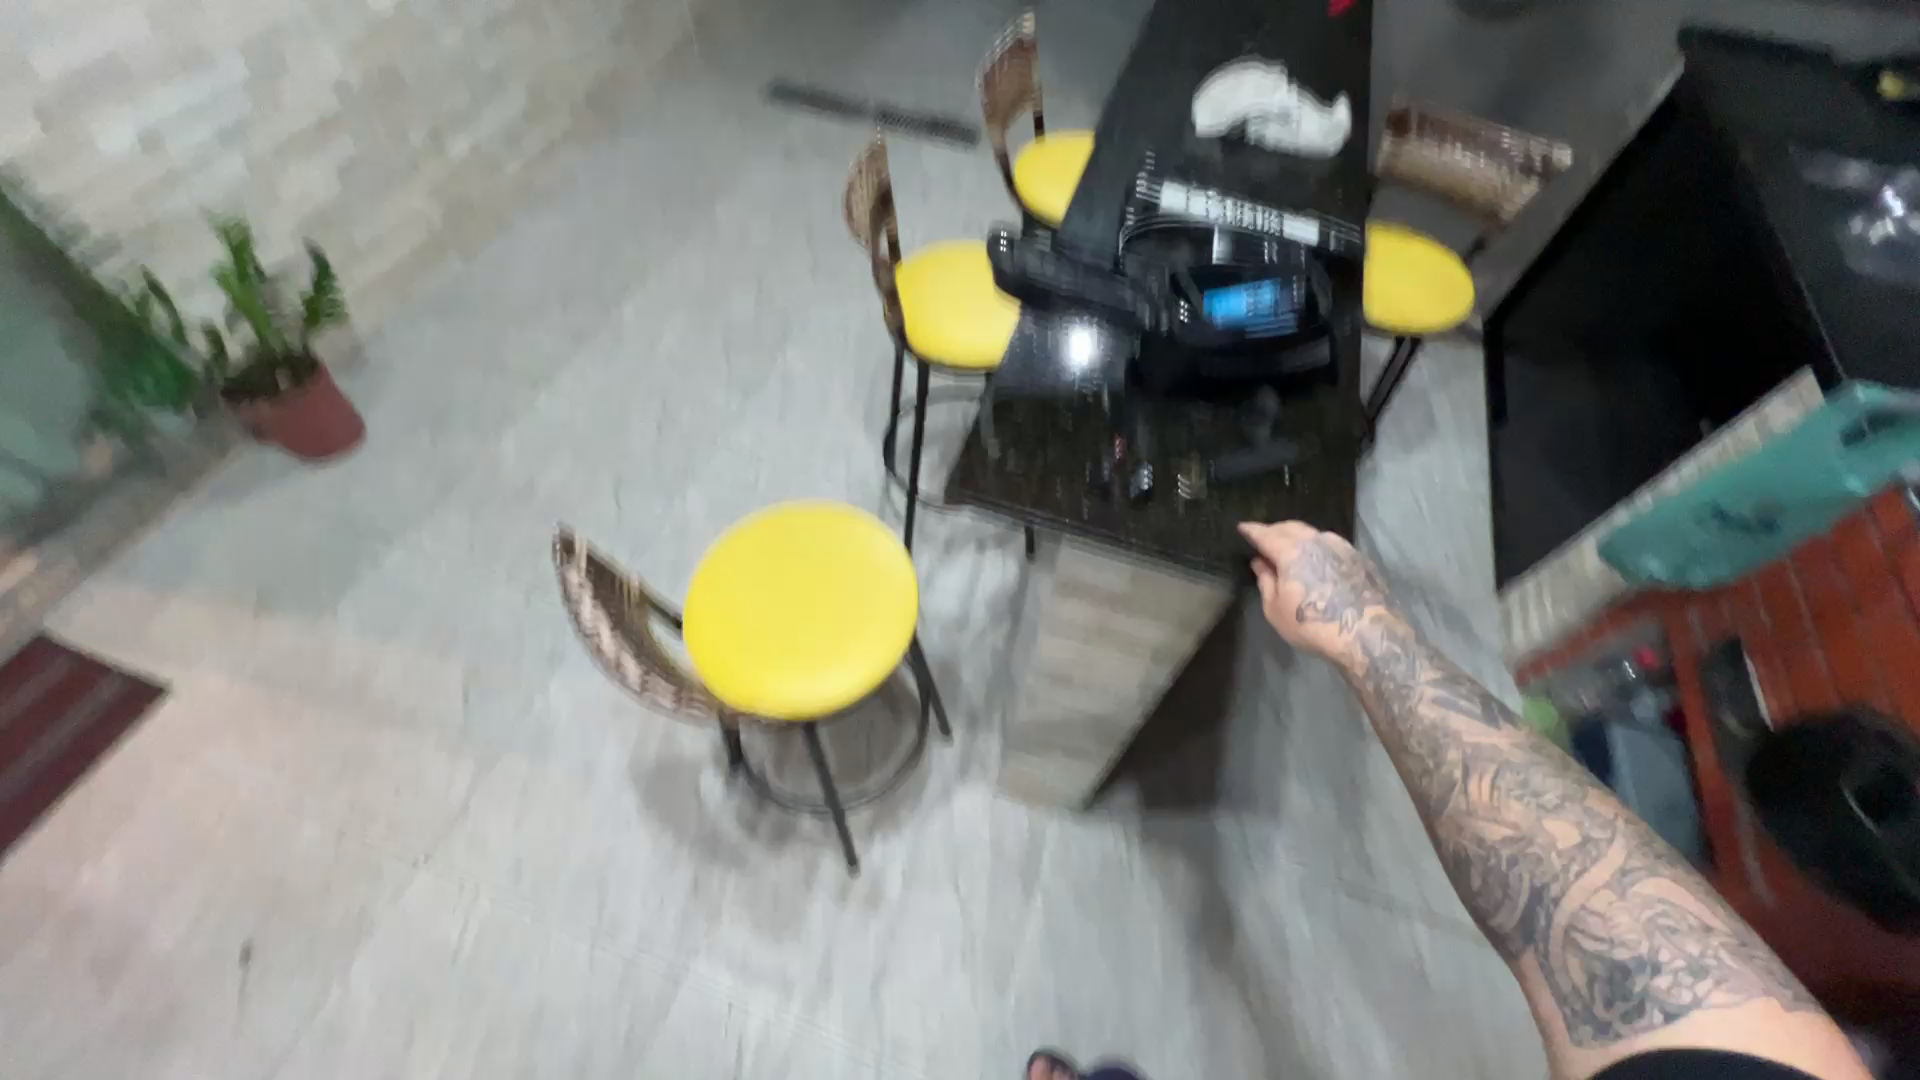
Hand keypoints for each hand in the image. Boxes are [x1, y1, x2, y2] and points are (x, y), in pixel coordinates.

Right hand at [1237, 521, 1393, 666]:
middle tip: (1264, 536)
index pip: (1265, 534)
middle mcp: (1316, 542)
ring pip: (1313, 533)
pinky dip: (1317, 545)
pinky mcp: (1359, 558)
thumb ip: (1266, 581)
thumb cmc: (1312, 625)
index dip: (1251, 530)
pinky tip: (1316, 558)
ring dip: (1297, 536)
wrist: (1368, 636)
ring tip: (1289, 546)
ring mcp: (1341, 547)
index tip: (1242, 527)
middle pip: (1290, 527)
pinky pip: (1331, 543)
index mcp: (1291, 552)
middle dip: (1274, 529)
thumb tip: (1260, 562)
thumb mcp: (1276, 609)